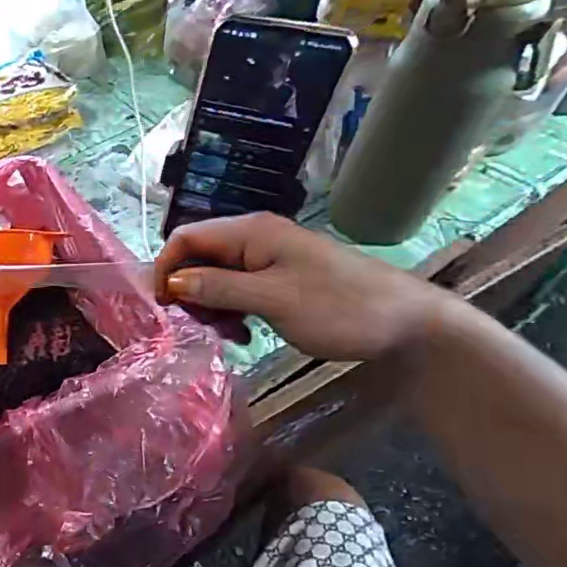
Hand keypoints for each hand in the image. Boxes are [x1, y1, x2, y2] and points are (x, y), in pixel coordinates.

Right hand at [155, 213, 458, 361]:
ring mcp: (269, 260)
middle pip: (198, 258)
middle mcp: (255, 239)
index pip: (186, 237)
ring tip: (228, 335)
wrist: (404, 324)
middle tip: (201, 327)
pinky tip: (243, 334)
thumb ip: (218, 289)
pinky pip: (239, 291)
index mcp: (251, 232)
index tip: (162, 308)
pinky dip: (232, 312)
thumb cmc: (338, 307)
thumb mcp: (272, 299)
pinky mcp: (280, 281)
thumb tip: (172, 284)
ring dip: (211, 306)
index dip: (165, 268)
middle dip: (189, 292)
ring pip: (216, 278)